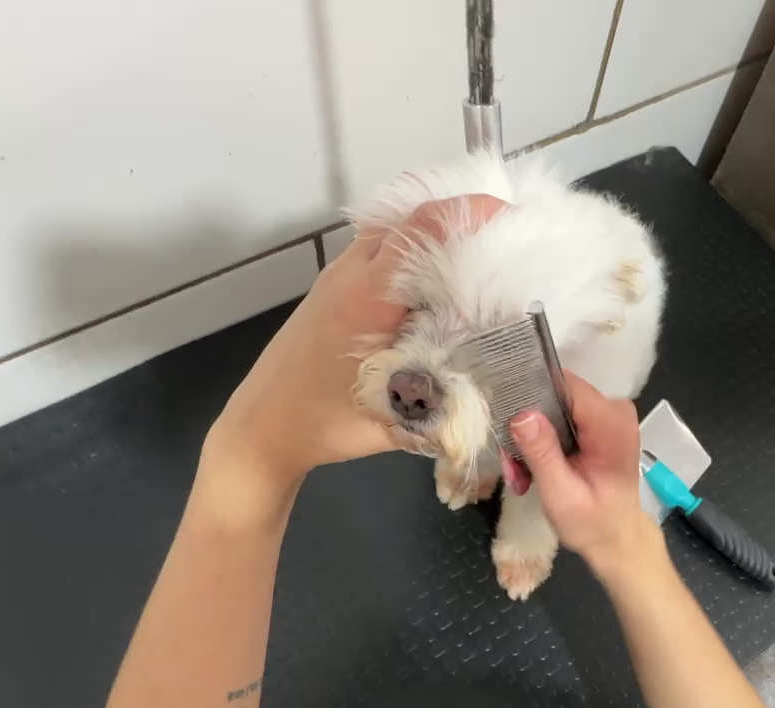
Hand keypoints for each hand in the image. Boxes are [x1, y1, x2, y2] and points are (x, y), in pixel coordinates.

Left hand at [201, 195, 507, 501]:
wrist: (263, 426)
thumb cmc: (322, 425)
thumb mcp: (394, 423)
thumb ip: (446, 403)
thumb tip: (497, 383)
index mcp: (366, 301)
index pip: (421, 231)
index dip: (470, 214)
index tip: (512, 219)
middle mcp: (350, 276)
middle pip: (408, 216)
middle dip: (460, 214)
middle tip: (505, 234)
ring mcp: (337, 278)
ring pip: (391, 229)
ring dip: (434, 230)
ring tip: (478, 251)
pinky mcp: (333, 289)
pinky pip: (379, 250)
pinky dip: (414, 249)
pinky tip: (438, 282)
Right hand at [506, 373, 663, 580]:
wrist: (617, 539)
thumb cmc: (594, 524)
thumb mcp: (561, 496)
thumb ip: (542, 454)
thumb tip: (522, 415)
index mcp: (612, 424)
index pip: (564, 386)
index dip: (531, 399)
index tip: (507, 428)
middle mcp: (613, 409)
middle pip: (554, 396)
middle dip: (525, 428)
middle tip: (512, 468)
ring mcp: (606, 414)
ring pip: (550, 407)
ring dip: (529, 440)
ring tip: (520, 475)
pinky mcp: (596, 422)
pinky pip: (558, 418)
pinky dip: (540, 442)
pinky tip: (532, 470)